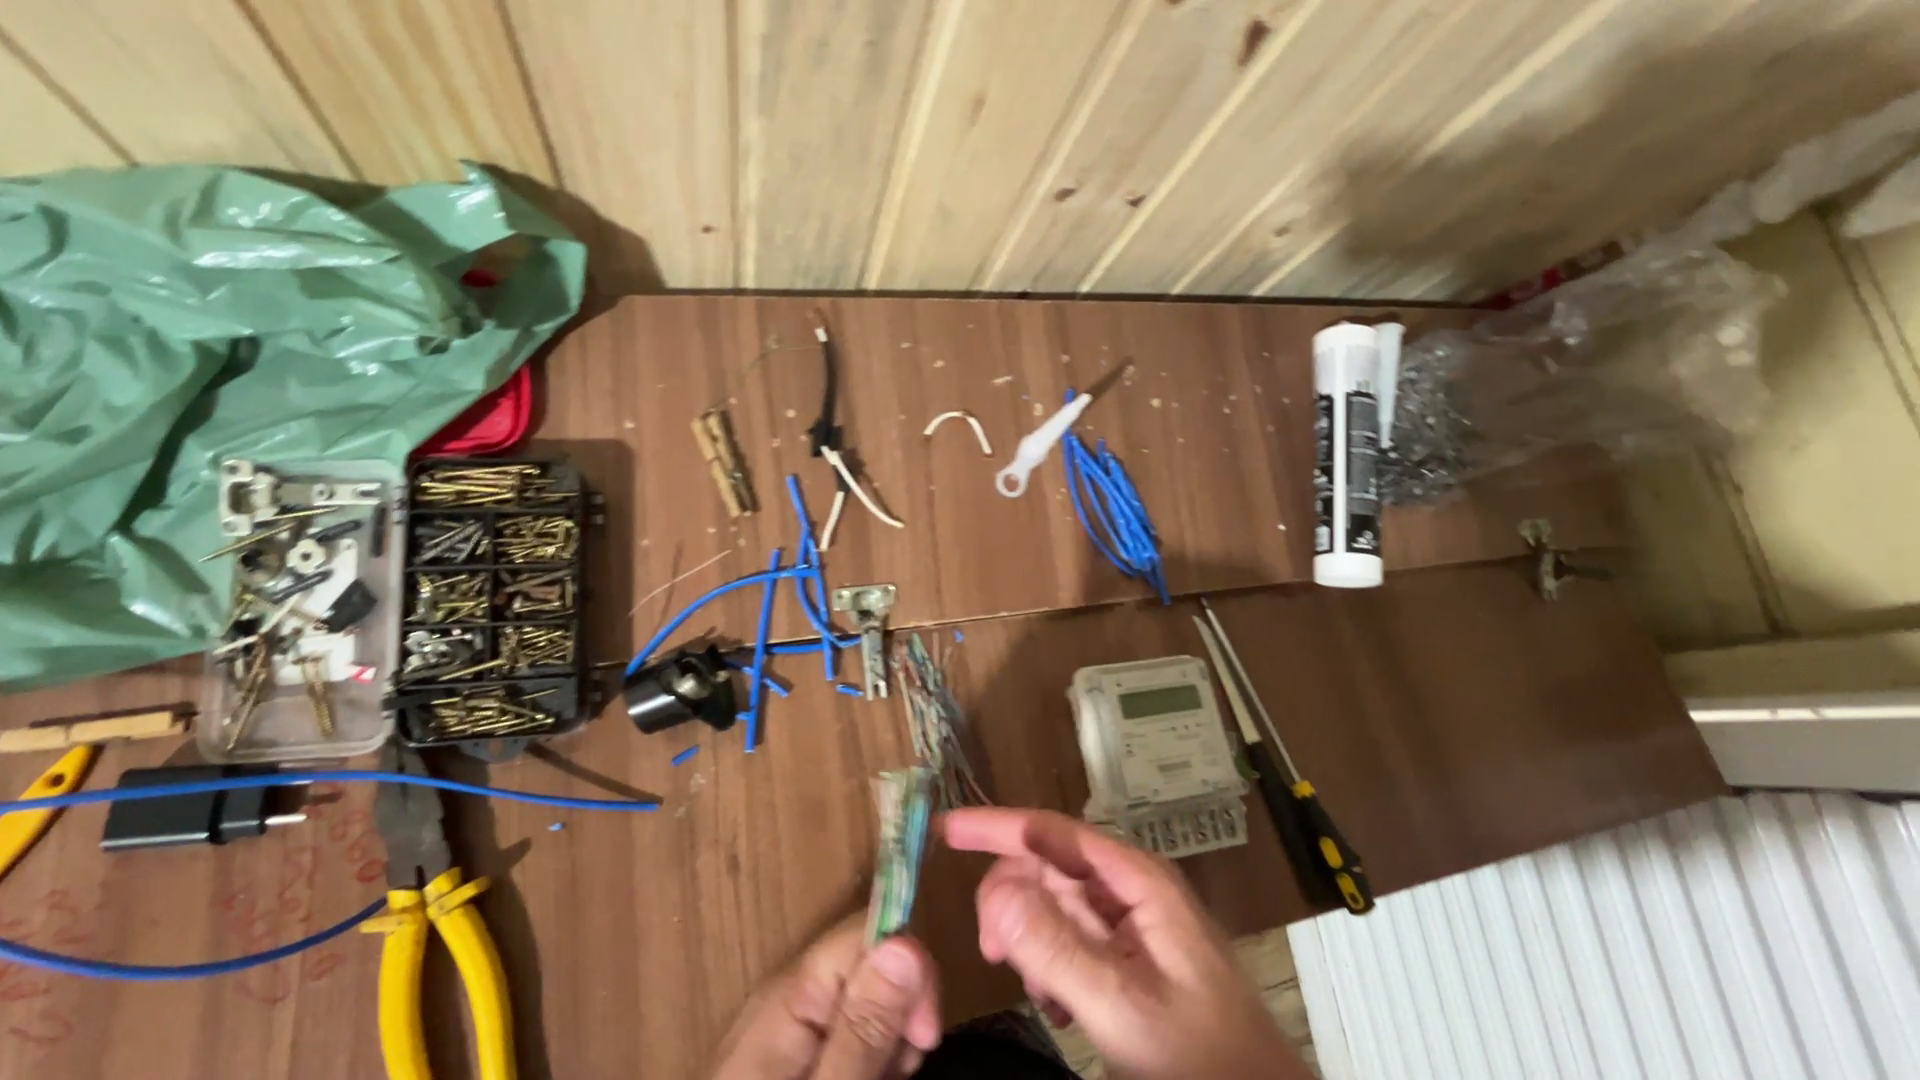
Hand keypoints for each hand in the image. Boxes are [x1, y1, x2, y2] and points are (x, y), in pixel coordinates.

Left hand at [709, 913, 942, 1079]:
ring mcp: (793, 1026)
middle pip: (872, 965)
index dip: (909, 969)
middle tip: (898, 1075)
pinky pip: (855, 1031)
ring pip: (871, 1000)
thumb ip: (864, 1027)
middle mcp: (790, 997)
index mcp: (790, 997)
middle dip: (902, 1014)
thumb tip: (905, 942)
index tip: (925, 1036)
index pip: (866, 935)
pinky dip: (873, 1060)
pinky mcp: (799, 1052)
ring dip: (891, 1042)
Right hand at [944, 807, 1306, 1079]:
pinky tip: (1059, 1005)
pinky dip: (1049, 965)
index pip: (1052, 831)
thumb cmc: (1197, 1054)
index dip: (996, 826)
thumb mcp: (1120, 1006)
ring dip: (1030, 942)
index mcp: (1137, 880)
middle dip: (1009, 901)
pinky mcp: (1128, 950)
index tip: (944, 831)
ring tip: (1043, 996)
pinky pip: (1068, 938)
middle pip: (1046, 865)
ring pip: (1052, 904)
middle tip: (993, 956)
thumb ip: (1055, 949)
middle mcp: (1131, 886)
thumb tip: (996, 892)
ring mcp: (1130, 918)